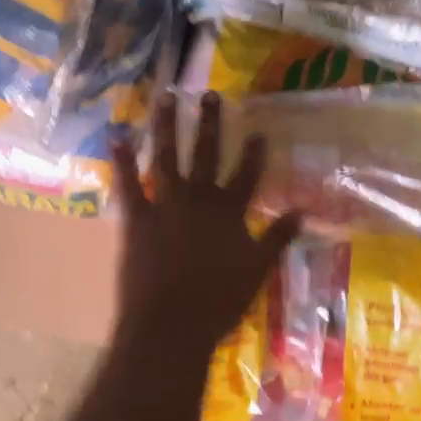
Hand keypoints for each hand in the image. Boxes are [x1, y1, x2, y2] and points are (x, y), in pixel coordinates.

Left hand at [108, 92, 302, 356]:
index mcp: (228, 211)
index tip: (257, 129)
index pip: (246, 174)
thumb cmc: (218, 303)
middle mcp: (198, 198)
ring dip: (166, 125)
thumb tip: (303, 212)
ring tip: (166, 97)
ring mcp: (165, 204)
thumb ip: (278, 239)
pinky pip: (127, 184)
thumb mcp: (257, 271)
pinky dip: (121, 160)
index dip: (253, 152)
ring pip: (166, 156)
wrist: (170, 327)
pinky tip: (117, 137)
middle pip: (205, 153)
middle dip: (209, 122)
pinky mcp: (136, 218)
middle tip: (210, 94)